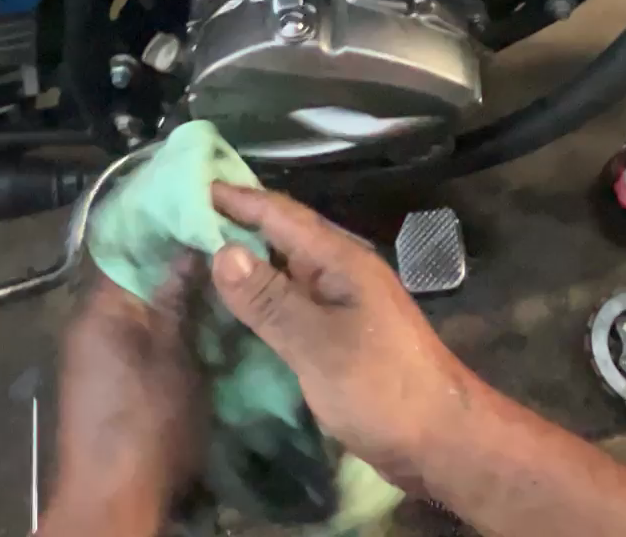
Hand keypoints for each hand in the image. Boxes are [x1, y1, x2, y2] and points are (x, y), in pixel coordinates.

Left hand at [44, 259, 207, 533]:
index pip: (130, 250)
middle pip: (134, 278)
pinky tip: (198, 322)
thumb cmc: (146, 424)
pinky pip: (135, 332)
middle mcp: (89, 324)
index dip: (166, 232)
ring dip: (171, 295)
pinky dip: (162, 323)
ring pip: (138, 307)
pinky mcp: (105, 377)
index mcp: (100, 311)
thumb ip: (177, 298)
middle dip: (174, 264)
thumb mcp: (173, 356)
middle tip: (219, 250)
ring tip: (216, 280)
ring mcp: (94, 352)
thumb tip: (189, 246)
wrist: (112, 501)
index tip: (203, 217)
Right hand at [208, 184, 481, 491]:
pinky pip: (290, 299)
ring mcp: (340, 301)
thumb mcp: (320, 344)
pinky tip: (234, 304)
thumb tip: (221, 250)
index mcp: (339, 258)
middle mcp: (338, 269)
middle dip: (235, 221)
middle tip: (182, 218)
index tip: (191, 184)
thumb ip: (270, 299)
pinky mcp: (338, 331)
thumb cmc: (384, 387)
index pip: (279, 213)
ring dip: (245, 258)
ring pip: (284, 267)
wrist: (443, 441)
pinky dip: (259, 294)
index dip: (236, 197)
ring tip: (197, 253)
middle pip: (280, 233)